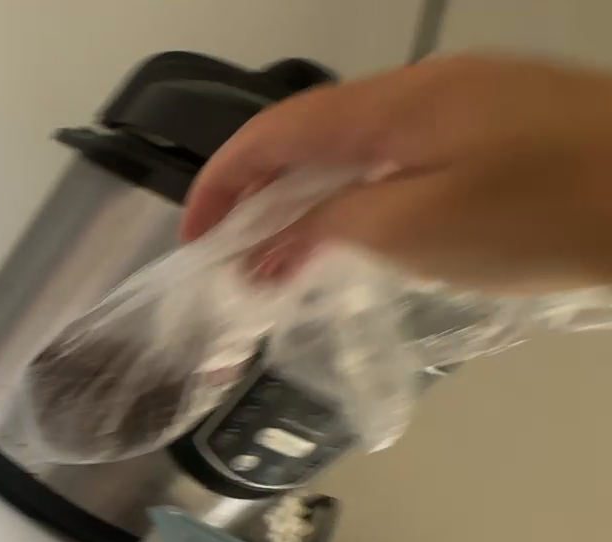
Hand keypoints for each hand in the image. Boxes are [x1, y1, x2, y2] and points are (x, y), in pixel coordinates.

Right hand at [181, 53, 611, 291]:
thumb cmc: (542, 213)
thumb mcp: (408, 229)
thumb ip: (321, 227)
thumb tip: (269, 246)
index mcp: (396, 104)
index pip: (270, 133)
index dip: (218, 185)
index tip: (195, 241)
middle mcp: (424, 89)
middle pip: (304, 134)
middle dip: (251, 194)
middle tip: (230, 255)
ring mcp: (466, 102)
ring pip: (345, 145)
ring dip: (296, 198)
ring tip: (276, 256)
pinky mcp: (496, 125)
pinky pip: (389, 154)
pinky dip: (343, 194)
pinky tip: (341, 232)